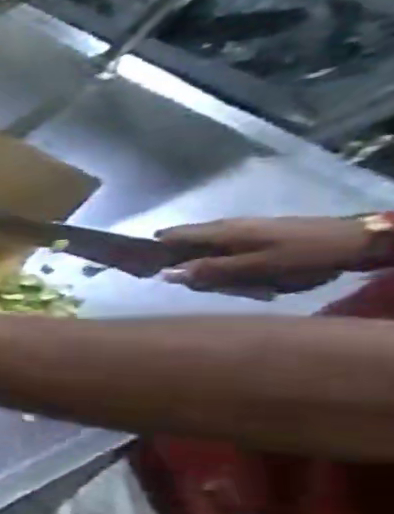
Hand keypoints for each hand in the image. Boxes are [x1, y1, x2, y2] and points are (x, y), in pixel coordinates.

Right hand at [158, 216, 378, 293]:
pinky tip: (253, 277)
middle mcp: (223, 226)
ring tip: (243, 286)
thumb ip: (209, 270)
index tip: (156, 273)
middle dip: (190, 268)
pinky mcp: (257, 235)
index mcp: (217, 232)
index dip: (154, 252)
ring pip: (208, 251)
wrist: (359, 240)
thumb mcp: (256, 267)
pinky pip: (229, 252)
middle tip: (214, 287)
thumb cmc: (304, 254)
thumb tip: (164, 274)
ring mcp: (242, 229)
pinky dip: (232, 265)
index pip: (167, 236)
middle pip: (185, 247)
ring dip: (215, 270)